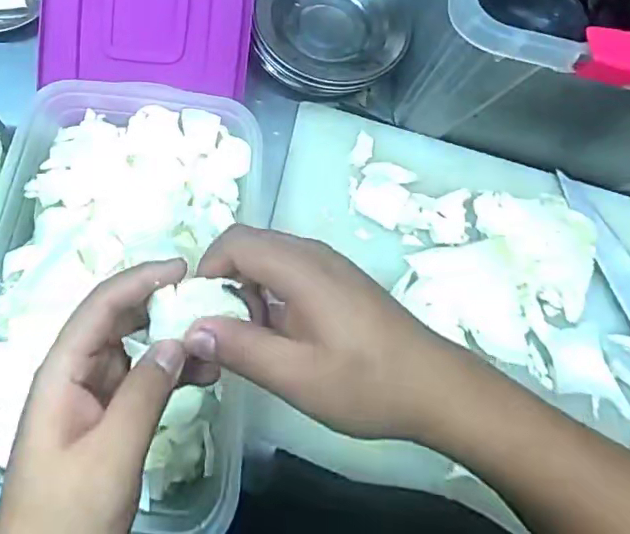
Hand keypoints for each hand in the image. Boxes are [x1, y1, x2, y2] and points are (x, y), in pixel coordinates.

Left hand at [0, 259, 210, 533]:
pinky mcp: (103, 419)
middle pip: (116, 321)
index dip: (138, 279)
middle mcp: (73, 372)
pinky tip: (199, 373)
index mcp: (61, 369)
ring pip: (131, 350)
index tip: (180, 267)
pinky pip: (137, 381)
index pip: (100, 306)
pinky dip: (167, 373)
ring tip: (210, 337)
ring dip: (167, 340)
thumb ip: (143, 394)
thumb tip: (176, 340)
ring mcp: (88, 396)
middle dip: (157, 305)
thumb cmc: (66, 512)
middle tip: (202, 297)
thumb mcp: (110, 455)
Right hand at [183, 224, 471, 443]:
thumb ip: (241, 349)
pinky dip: (268, 291)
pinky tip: (281, 334)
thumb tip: (191, 330)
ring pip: (265, 255)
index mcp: (298, 265)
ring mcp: (325, 261)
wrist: (437, 387)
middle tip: (222, 328)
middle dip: (223, 280)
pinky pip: (285, 267)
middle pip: (246, 244)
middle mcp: (309, 251)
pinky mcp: (335, 276)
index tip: (200, 313)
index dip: (207, 271)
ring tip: (253, 337)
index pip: (233, 242)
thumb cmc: (366, 382)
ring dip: (246, 288)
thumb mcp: (297, 376)